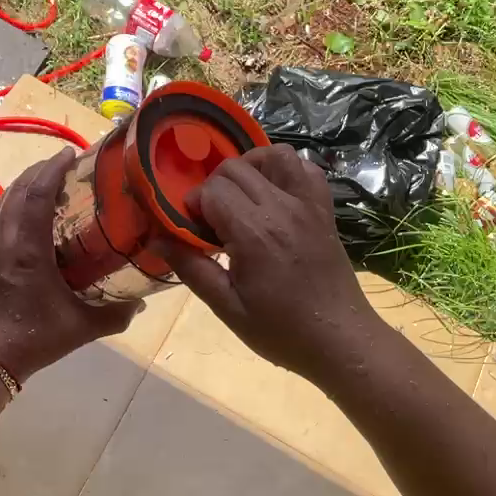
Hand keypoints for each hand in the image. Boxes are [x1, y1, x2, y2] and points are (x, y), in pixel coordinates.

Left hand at [0, 148, 139, 381]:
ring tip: (44, 183)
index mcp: (27, 249)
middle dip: (38, 171)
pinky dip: (9, 207)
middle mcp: (3, 241)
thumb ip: (115, 314)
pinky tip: (22, 216)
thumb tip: (141, 302)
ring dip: (21, 187)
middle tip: (62, 164)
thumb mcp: (81, 327)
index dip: (53, 168)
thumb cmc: (34, 340)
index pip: (36, 194)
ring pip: (1, 204)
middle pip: (16, 191)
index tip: (70, 153)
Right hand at [158, 144, 381, 382]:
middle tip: (212, 222)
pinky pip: (306, 168)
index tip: (192, 231)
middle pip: (236, 168)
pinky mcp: (324, 210)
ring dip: (249, 168)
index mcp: (254, 233)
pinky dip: (285, 171)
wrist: (339, 340)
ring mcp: (308, 205)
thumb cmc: (280, 331)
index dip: (193, 205)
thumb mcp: (227, 307)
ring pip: (274, 155)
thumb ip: (191, 268)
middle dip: (214, 187)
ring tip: (240, 199)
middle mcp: (282, 208)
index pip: (212, 191)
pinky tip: (272, 194)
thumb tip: (156, 239)